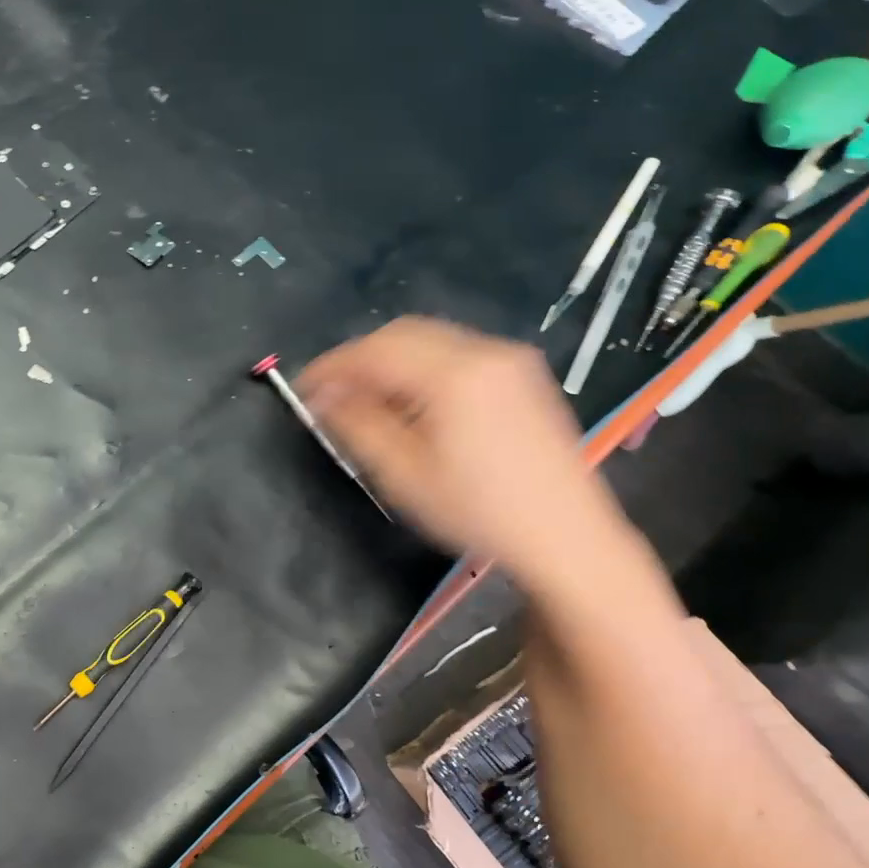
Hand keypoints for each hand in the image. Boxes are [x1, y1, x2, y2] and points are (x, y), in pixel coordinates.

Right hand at [295, 316, 619, 570]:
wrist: (566, 534)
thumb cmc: (478, 510)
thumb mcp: (403, 474)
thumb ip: (357, 425)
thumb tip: (322, 396)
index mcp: (454, 375)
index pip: (375, 350)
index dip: (331, 366)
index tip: (302, 389)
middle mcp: (484, 353)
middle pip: (402, 334)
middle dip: (358, 358)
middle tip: (329, 394)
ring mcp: (508, 360)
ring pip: (428, 339)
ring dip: (387, 361)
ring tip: (364, 399)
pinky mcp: (520, 374)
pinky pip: (454, 352)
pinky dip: (419, 366)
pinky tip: (408, 401)